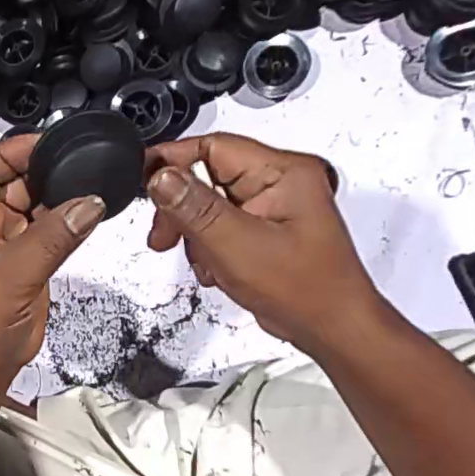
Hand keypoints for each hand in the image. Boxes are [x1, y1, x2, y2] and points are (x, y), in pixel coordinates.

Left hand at [0, 134, 105, 395]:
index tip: (40, 144)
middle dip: (39, 169)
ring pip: (34, 201)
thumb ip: (52, 238)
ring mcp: (9, 241)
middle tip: (71, 160)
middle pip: (11, 180)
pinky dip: (68, 216)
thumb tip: (87, 204)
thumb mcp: (13, 275)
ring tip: (84, 182)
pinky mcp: (31, 256)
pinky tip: (85, 209)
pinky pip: (52, 225)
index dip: (7, 152)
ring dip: (57, 192)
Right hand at [144, 132, 379, 347]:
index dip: (171, 162)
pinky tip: (216, 269)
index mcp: (282, 172)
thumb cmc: (306, 289)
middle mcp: (279, 183)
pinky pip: (219, 227)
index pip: (212, 147)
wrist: (330, 329)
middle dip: (181, 210)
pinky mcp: (263, 230)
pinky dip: (209, 249)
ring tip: (205, 261)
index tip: (143, 180)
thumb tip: (162, 177)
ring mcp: (271, 207)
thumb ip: (195, 208)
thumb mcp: (237, 245)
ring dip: (195, 235)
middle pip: (206, 177)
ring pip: (208, 205)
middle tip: (164, 235)